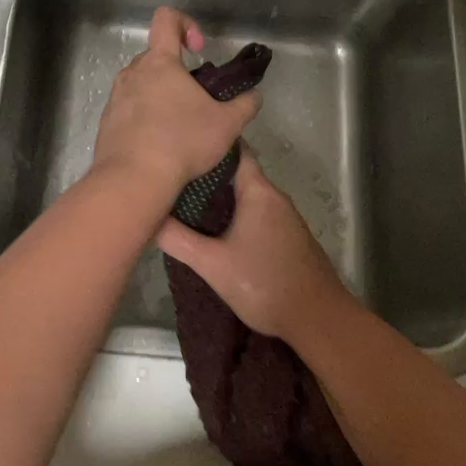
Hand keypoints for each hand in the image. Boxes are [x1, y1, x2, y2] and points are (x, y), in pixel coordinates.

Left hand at [90, 8, 260, 194]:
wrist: (133, 179)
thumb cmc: (182, 142)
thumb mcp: (227, 125)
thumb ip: (245, 105)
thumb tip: (254, 96)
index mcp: (160, 62)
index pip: (166, 19)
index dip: (186, 24)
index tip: (199, 49)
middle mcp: (132, 73)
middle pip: (155, 56)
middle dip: (176, 71)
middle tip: (195, 99)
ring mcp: (115, 97)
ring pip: (141, 84)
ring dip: (160, 96)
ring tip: (178, 125)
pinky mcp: (107, 122)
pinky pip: (128, 109)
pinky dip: (144, 118)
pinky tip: (159, 144)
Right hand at [156, 150, 356, 340]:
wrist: (317, 318)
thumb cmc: (264, 284)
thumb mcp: (212, 264)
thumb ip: (178, 240)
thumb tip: (148, 218)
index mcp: (259, 192)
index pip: (235, 151)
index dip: (209, 146)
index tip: (181, 147)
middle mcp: (274, 197)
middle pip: (238, 174)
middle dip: (207, 175)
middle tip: (172, 178)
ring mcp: (285, 217)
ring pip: (247, 196)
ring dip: (220, 198)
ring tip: (185, 203)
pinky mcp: (287, 237)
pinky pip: (256, 214)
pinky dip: (235, 215)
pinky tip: (215, 230)